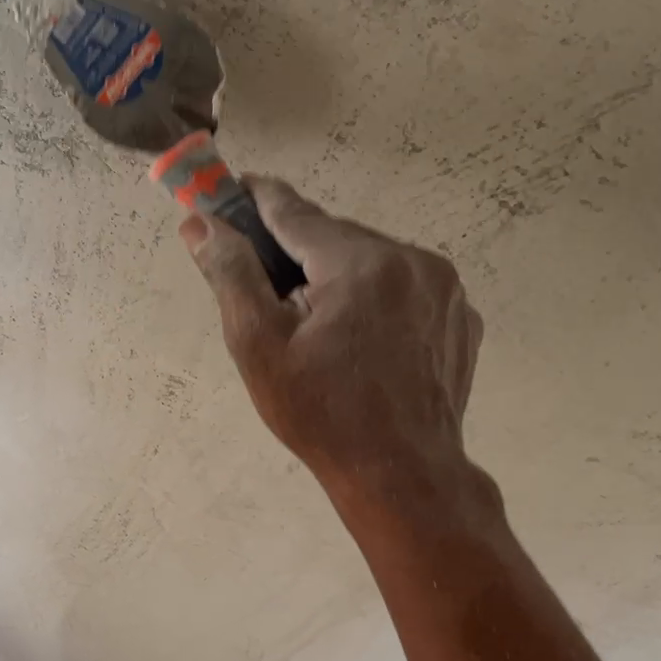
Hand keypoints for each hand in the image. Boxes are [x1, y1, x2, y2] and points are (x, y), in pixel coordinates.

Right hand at [179, 178, 483, 494]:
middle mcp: (414, 261)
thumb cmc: (316, 409)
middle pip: (333, 237)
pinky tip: (351, 339)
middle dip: (291, 250)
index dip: (255, 198)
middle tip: (259, 286)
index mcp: (362, 262)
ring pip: (368, 259)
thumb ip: (230, 272)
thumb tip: (200, 223)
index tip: (228, 188)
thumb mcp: (256, 341)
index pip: (294, 212)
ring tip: (308, 324)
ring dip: (330, 273)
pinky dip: (368, 295)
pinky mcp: (460, 317)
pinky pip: (401, 286)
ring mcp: (446, 289)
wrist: (400, 472)